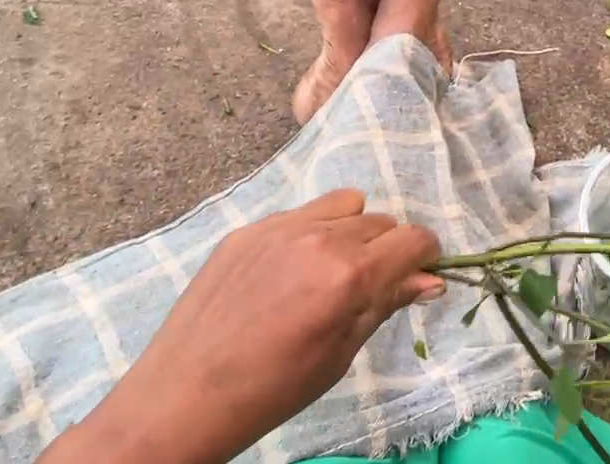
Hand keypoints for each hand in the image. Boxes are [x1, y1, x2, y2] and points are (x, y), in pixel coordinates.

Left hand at [41, 189, 444, 463]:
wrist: (177, 403)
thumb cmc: (271, 391)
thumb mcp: (341, 353)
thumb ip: (387, 303)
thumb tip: (432, 279)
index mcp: (350, 275)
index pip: (415, 239)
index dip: (424, 257)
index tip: (415, 275)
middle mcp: (322, 239)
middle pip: (383, 222)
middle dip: (386, 249)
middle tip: (362, 285)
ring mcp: (281, 229)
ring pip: (348, 205)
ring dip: (352, 231)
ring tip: (326, 268)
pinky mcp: (248, 230)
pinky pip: (303, 213)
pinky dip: (310, 232)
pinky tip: (285, 271)